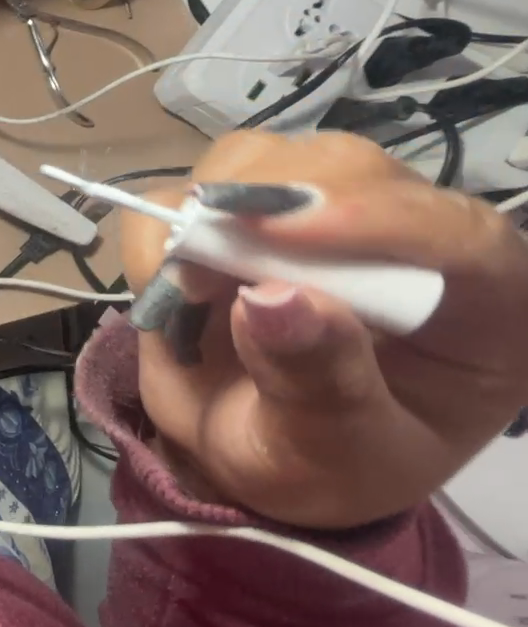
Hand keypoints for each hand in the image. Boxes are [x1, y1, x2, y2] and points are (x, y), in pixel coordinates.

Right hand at [120, 130, 527, 529]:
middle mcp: (395, 250)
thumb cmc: (311, 466)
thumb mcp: (329, 452)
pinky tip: (163, 283)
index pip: (458, 233)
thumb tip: (272, 300)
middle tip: (208, 260)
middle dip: (270, 202)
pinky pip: (174, 195)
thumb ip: (318, 384)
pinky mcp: (225, 228)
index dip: (375, 219)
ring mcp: (301, 230)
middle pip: (345, 169)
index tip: (277, 235)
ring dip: (205, 211)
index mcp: (474, 311)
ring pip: (257, 160)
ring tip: (187, 283)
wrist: (239, 455)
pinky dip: (151, 232)